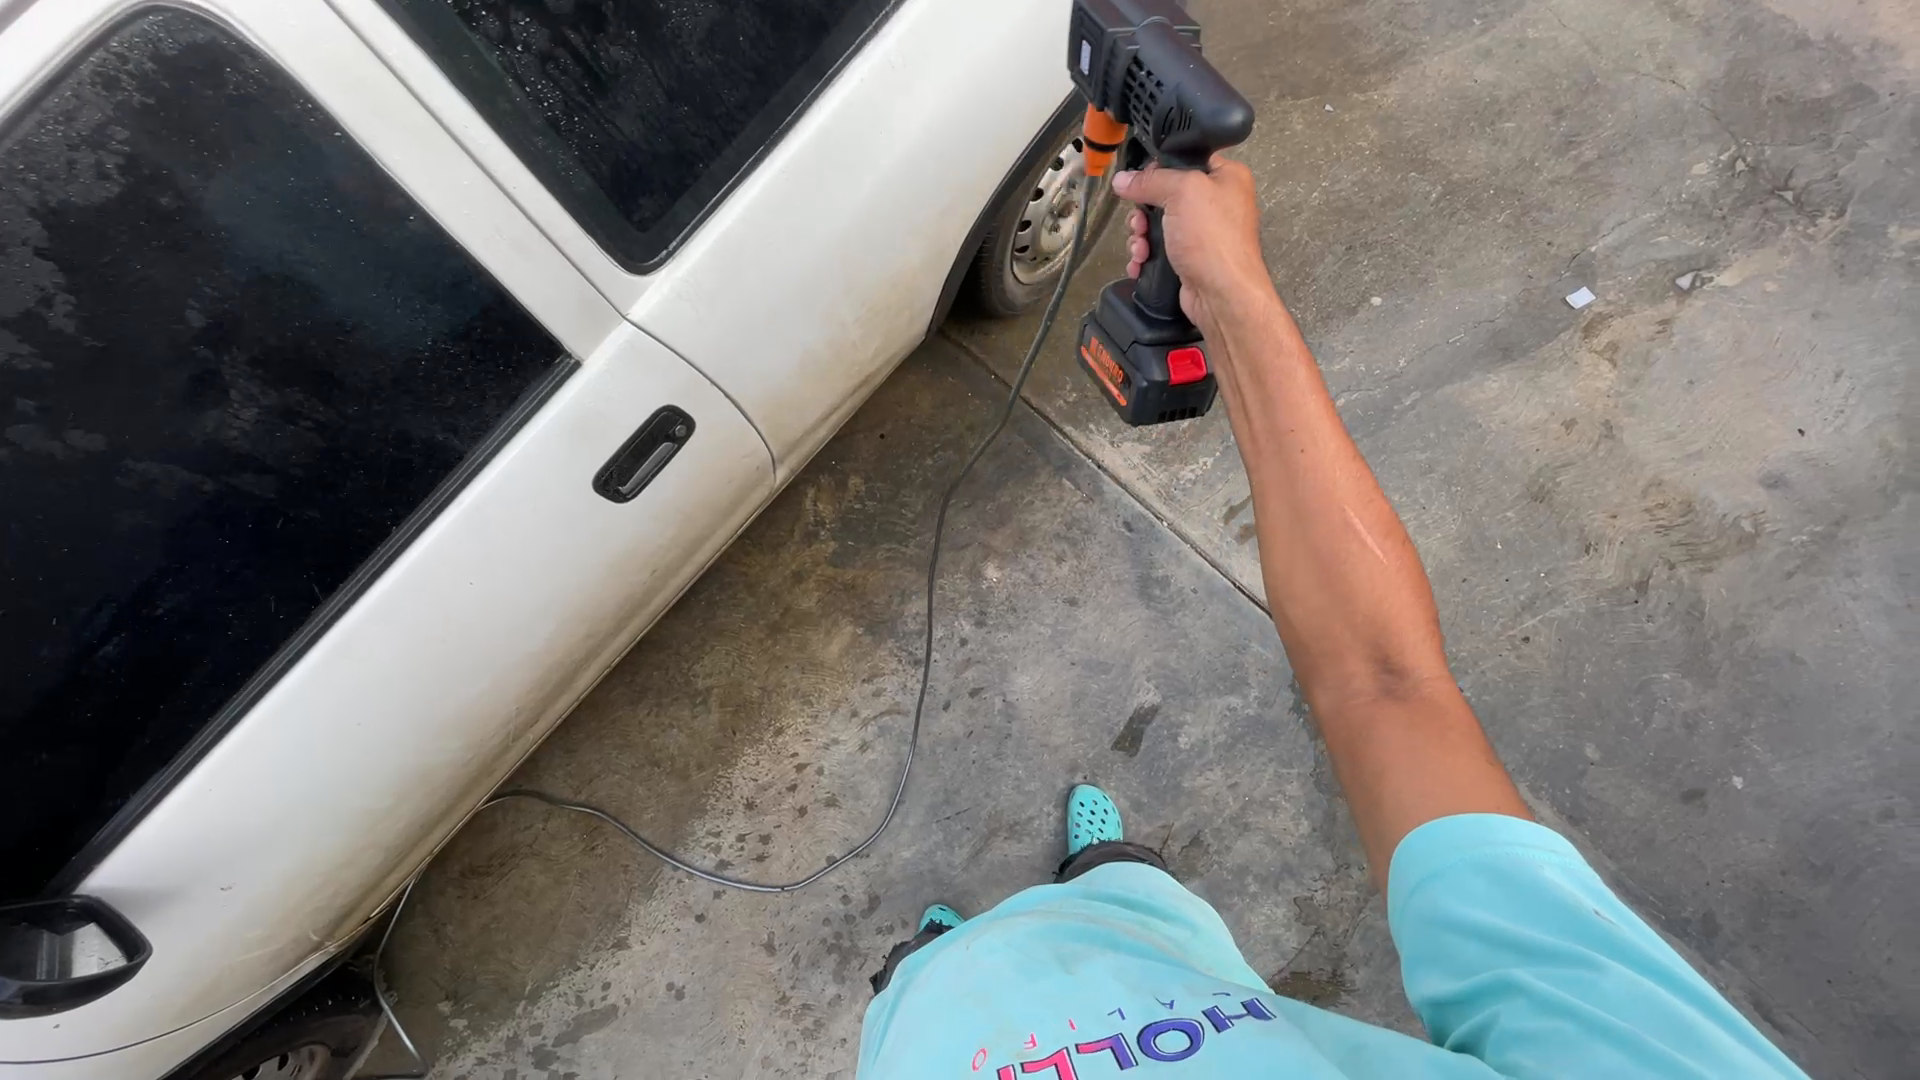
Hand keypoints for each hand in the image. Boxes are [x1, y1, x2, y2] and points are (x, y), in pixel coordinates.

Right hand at [1111, 156, 1271, 327]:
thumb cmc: (1215, 241)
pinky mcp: (1189, 259)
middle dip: (1143, 213)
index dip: (1159, 171)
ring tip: (1140, 249)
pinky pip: (1159, 251)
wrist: (1220, 293)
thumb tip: (1124, 179)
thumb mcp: (1182, 192)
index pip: (1185, 161)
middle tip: (1139, 223)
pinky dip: (1145, 256)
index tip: (1141, 183)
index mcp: (1225, 177)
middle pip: (1165, 197)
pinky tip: (1140, 262)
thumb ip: (1150, 181)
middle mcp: (1215, 203)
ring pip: (1158, 226)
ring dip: (1141, 238)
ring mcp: (1202, 234)